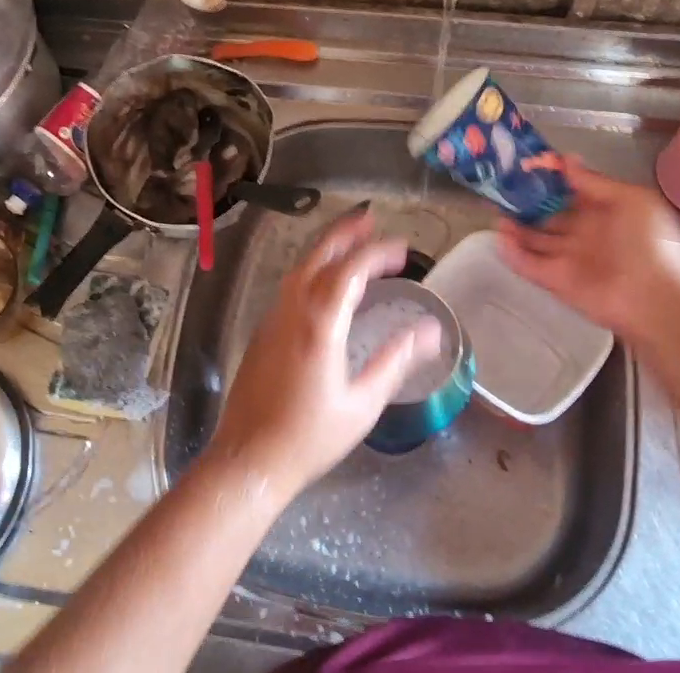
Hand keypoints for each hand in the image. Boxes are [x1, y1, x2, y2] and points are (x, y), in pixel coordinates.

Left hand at [206, 211, 444, 495]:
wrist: (249, 459)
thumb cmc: (310, 437)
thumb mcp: (363, 403)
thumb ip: (396, 360)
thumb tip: (431, 330)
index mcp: (319, 324)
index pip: (349, 270)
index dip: (377, 253)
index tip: (403, 249)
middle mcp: (292, 311)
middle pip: (318, 256)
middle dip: (345, 233)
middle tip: (371, 219)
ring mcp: (272, 319)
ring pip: (300, 269)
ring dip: (327, 249)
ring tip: (353, 242)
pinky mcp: (263, 332)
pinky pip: (291, 286)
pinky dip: (314, 270)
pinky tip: (327, 283)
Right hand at [497, 160, 679, 343]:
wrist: (654, 296)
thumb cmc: (647, 241)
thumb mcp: (630, 199)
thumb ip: (594, 181)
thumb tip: (567, 160)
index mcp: (605, 213)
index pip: (571, 193)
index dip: (550, 181)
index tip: (526, 167)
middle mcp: (585, 234)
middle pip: (548, 218)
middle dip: (527, 206)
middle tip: (502, 191)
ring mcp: (569, 259)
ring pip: (536, 242)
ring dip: (516, 229)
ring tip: (495, 213)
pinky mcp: (557, 281)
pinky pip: (531, 266)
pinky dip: (514, 254)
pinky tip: (498, 238)